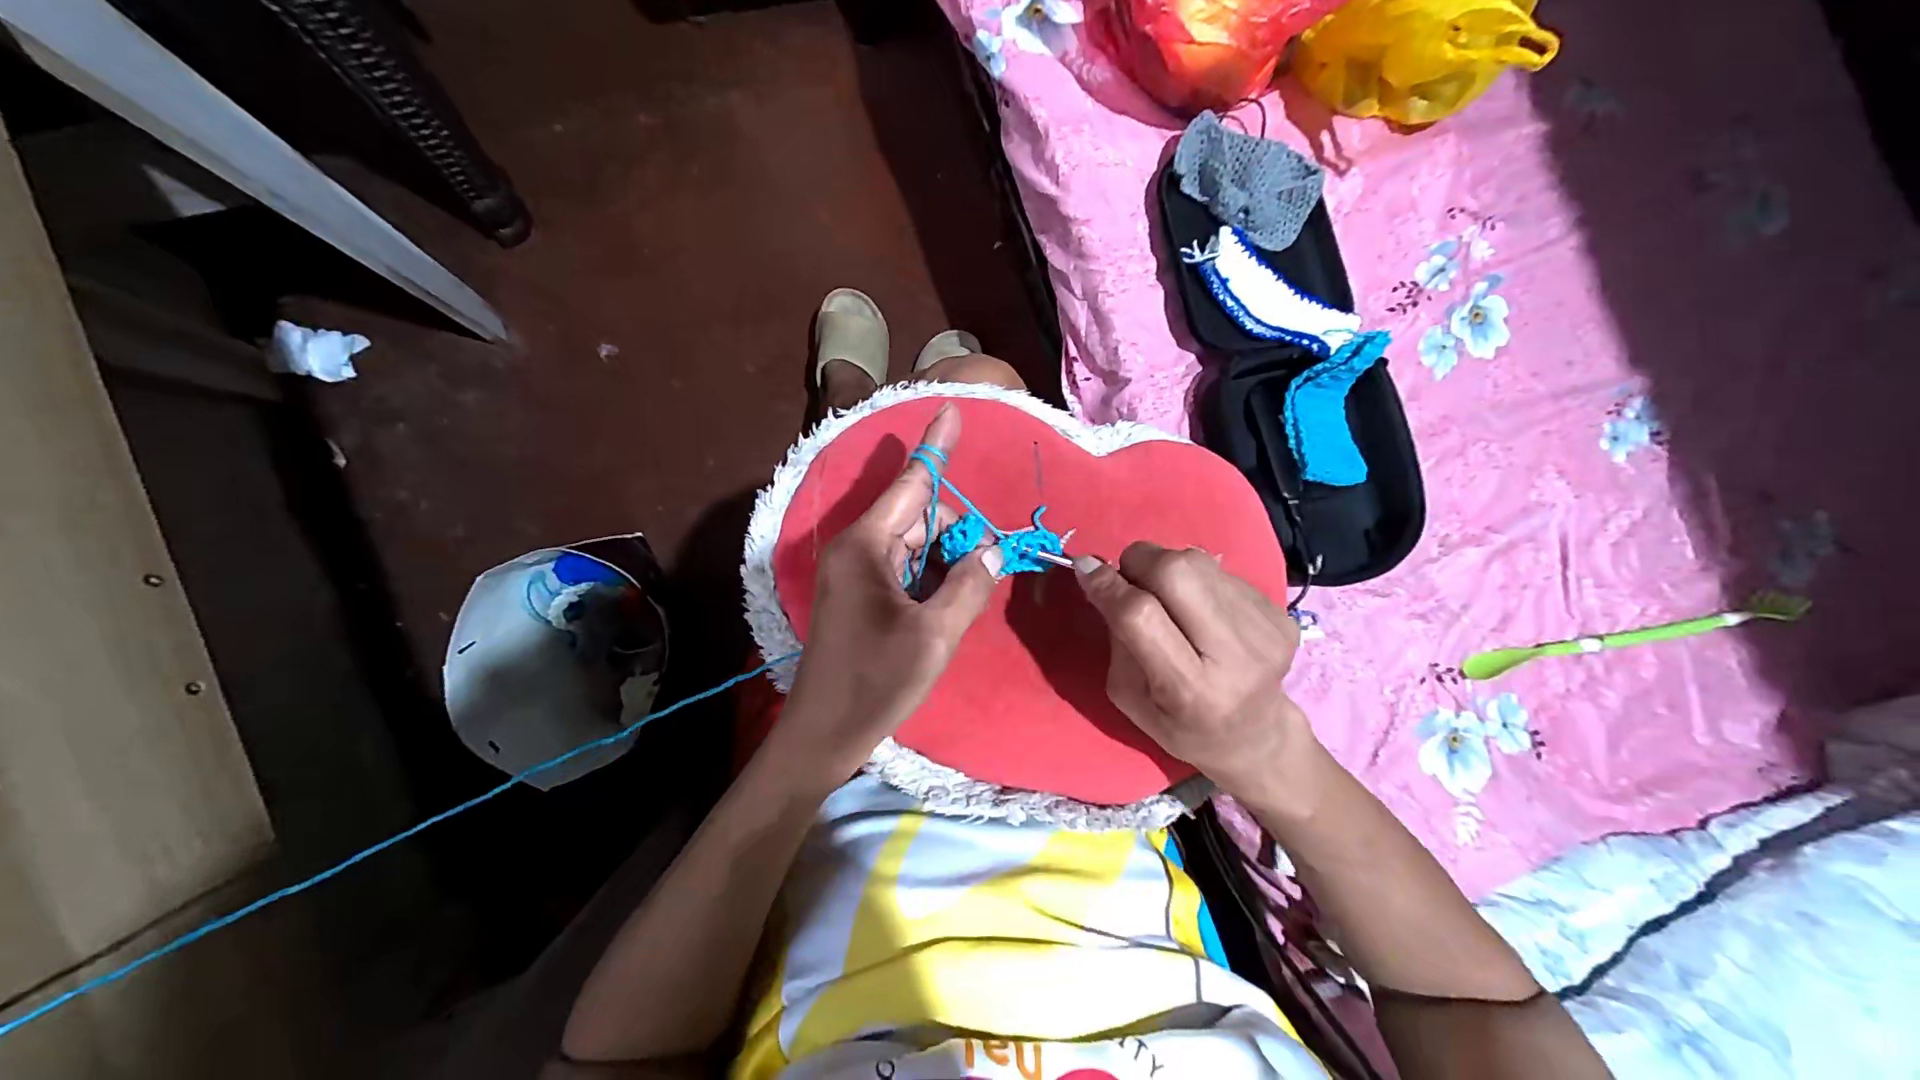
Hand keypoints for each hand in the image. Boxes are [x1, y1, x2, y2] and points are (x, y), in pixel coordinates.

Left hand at [782, 406, 1003, 774]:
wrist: (824, 732)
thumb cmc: (876, 681)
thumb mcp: (935, 634)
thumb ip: (968, 584)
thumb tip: (990, 550)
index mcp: (867, 546)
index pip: (911, 484)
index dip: (936, 448)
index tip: (951, 408)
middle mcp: (857, 548)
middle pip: (919, 515)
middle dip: (956, 532)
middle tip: (982, 571)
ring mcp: (855, 572)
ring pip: (915, 543)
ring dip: (945, 560)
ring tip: (959, 601)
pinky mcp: (859, 594)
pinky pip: (904, 567)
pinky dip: (930, 577)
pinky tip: (944, 606)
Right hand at [1076, 542, 1313, 803]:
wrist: (1255, 736)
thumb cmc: (1180, 724)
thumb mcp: (1128, 696)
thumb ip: (1117, 636)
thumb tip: (1099, 573)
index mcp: (1191, 690)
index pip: (1141, 616)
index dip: (1107, 586)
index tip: (1084, 569)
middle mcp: (1236, 656)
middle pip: (1177, 571)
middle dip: (1139, 563)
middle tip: (1129, 580)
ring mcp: (1265, 630)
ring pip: (1197, 561)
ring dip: (1166, 567)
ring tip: (1166, 597)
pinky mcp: (1281, 613)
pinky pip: (1219, 571)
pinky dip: (1195, 580)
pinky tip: (1199, 609)